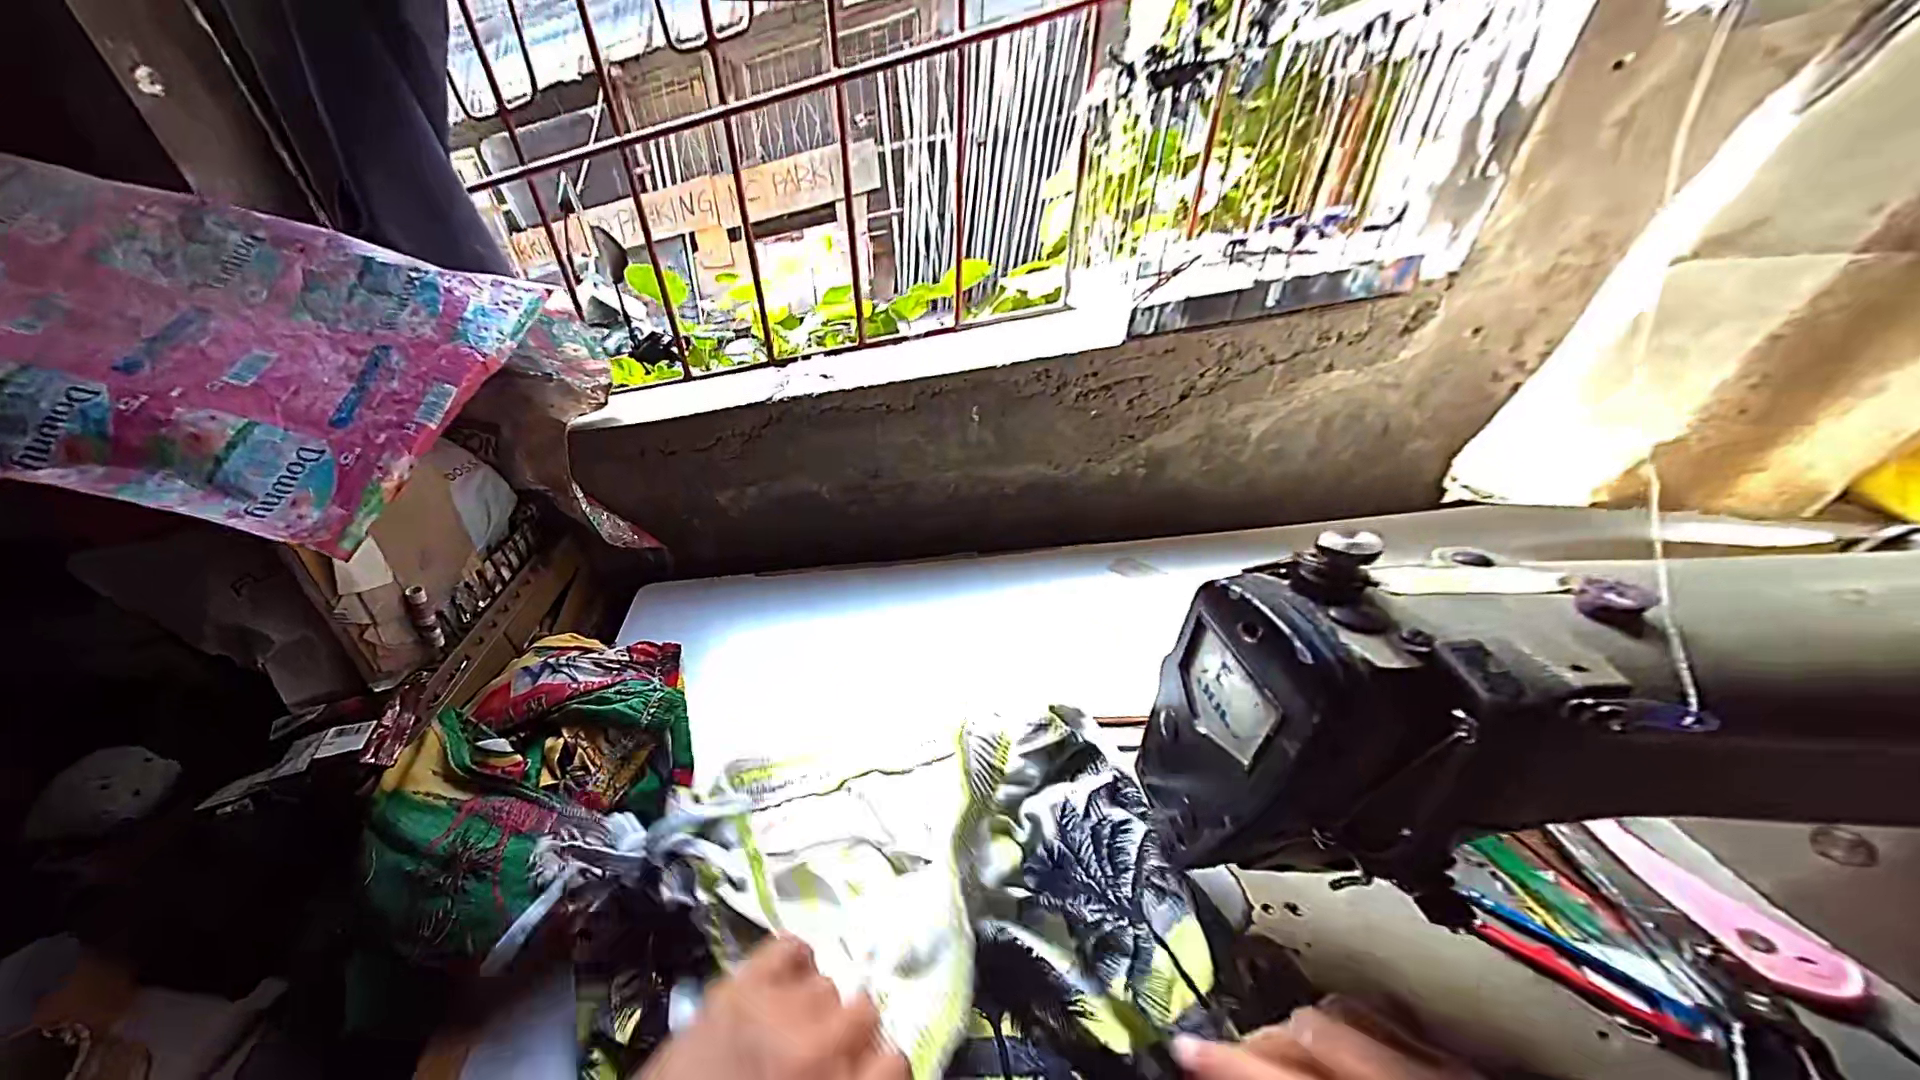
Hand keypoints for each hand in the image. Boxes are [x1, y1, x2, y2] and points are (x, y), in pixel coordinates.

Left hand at [638, 936, 910, 1079]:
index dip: (885, 1065)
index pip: (897, 1061)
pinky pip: (792, 947)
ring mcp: (774, 1014)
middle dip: (848, 1034)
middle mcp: (813, 1050)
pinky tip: (784, 985)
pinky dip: (794, 961)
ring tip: (789, 1028)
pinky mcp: (739, 986)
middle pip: (866, 1011)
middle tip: (821, 1055)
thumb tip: (869, 1059)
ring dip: (815, 1006)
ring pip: (827, 983)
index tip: (869, 1068)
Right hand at [1172, 997, 1477, 1079]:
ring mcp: (1448, 1072)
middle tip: (1226, 1056)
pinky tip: (1338, 1043)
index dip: (1223, 1059)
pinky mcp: (1469, 1071)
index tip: (1183, 1047)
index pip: (1286, 1071)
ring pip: (1349, 1013)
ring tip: (1276, 1046)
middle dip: (1259, 1039)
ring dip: (1300, 1026)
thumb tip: (1243, 1077)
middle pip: (1312, 1030)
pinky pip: (1391, 1024)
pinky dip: (1349, 1028)